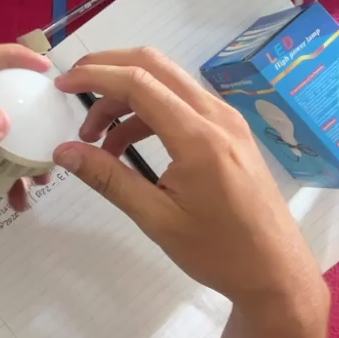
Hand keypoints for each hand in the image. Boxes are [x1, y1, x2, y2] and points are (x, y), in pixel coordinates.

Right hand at [50, 47, 323, 313]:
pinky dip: (144, 109)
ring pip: (165, 79)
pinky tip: (124, 145)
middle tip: (72, 89)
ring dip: (123, 94)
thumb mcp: (156, 219)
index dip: (94, 76)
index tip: (61, 85)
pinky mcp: (228, 130)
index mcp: (198, 138)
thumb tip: (62, 152)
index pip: (138, 83)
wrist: (277, 273)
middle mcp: (216, 116)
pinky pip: (179, 100)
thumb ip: (108, 178)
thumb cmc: (218, 252)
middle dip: (106, 68)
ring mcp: (226, 120)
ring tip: (95, 136)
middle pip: (153, 65)